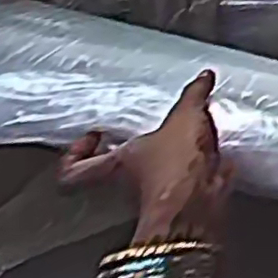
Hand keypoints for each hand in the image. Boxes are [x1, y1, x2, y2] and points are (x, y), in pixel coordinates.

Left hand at [60, 70, 232, 243]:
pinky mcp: (177, 193)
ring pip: (148, 170)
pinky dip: (188, 160)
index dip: (76, 154)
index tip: (95, 134)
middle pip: (115, 168)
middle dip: (134, 146)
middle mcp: (126, 182)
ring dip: (165, 152)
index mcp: (114, 164)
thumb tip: (202, 77)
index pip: (73, 171)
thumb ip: (192, 96)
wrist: (197, 200)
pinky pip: (177, 174)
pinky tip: (204, 145)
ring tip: (187, 129)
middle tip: (149, 125)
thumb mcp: (184, 117)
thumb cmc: (174, 164)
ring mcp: (151, 191)